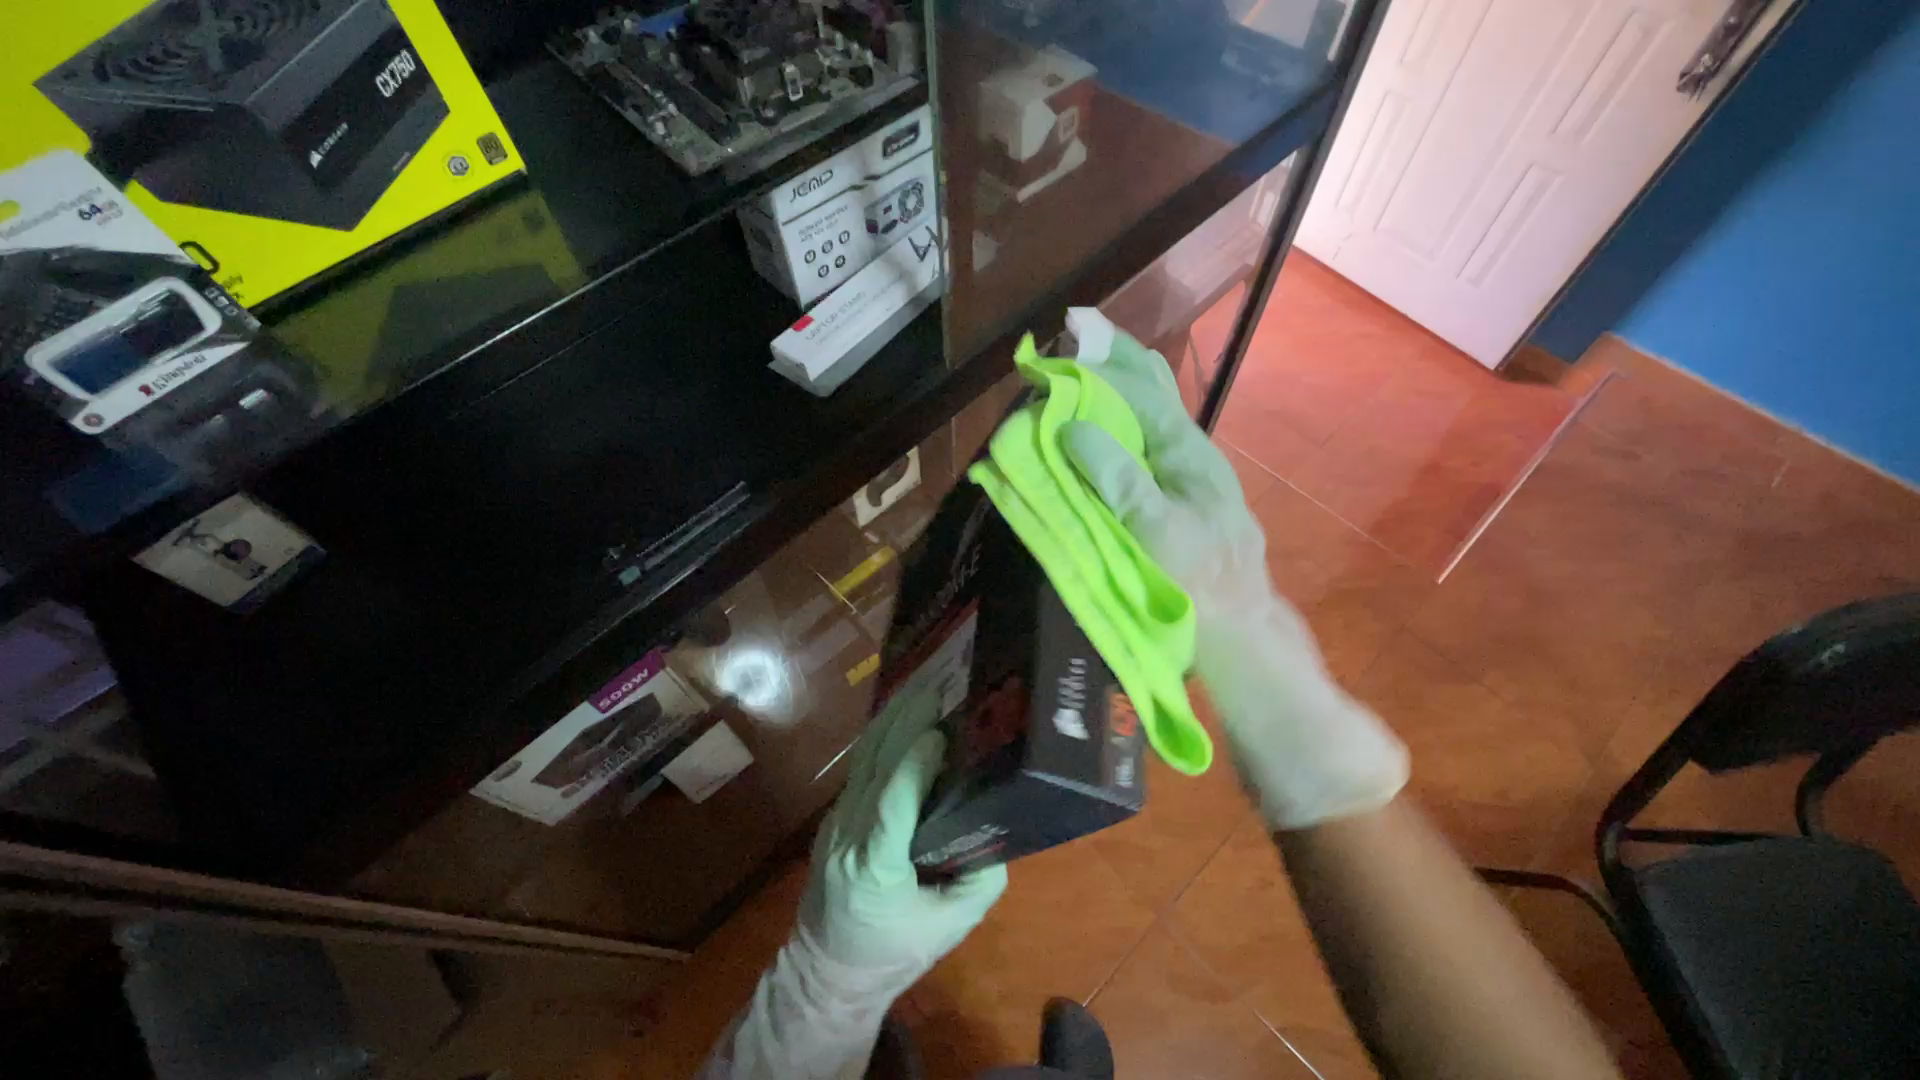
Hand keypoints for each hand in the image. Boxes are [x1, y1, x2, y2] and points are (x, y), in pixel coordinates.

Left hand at [716, 688, 1005, 1079]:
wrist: (828, 972)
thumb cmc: (892, 953)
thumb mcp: (948, 928)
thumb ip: (979, 881)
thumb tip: (1000, 832)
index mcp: (874, 866)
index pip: (892, 800)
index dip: (914, 762)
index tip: (941, 732)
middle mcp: (848, 835)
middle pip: (875, 767)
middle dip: (904, 724)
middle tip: (937, 690)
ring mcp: (835, 824)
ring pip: (862, 762)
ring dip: (891, 724)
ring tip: (921, 691)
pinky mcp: (834, 819)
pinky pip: (860, 772)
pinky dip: (881, 742)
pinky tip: (902, 722)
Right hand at [1058, 308, 1407, 829]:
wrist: (1241, 641)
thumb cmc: (1204, 587)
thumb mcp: (1158, 532)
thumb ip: (1118, 477)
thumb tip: (1071, 424)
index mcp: (1188, 453)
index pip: (1142, 386)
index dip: (1104, 354)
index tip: (1067, 327)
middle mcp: (1186, 457)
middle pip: (1147, 393)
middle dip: (1108, 362)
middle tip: (1066, 343)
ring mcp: (1180, 481)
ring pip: (1141, 422)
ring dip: (1106, 395)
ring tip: (1070, 378)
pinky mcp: (1170, 506)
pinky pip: (1135, 454)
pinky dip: (1108, 434)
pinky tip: (1089, 439)